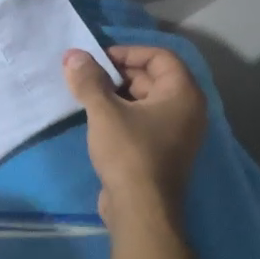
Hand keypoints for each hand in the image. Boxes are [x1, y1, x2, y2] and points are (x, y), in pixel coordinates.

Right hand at [63, 46, 206, 229]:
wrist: (140, 206)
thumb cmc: (128, 153)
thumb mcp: (104, 113)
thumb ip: (89, 81)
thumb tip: (72, 55)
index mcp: (183, 94)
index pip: (159, 57)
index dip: (127, 52)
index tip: (96, 59)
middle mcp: (187, 108)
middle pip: (152, 77)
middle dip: (117, 73)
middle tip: (85, 78)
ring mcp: (176, 131)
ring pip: (145, 100)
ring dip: (116, 94)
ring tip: (86, 97)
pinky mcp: (161, 148)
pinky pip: (143, 119)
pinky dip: (121, 113)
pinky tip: (96, 120)